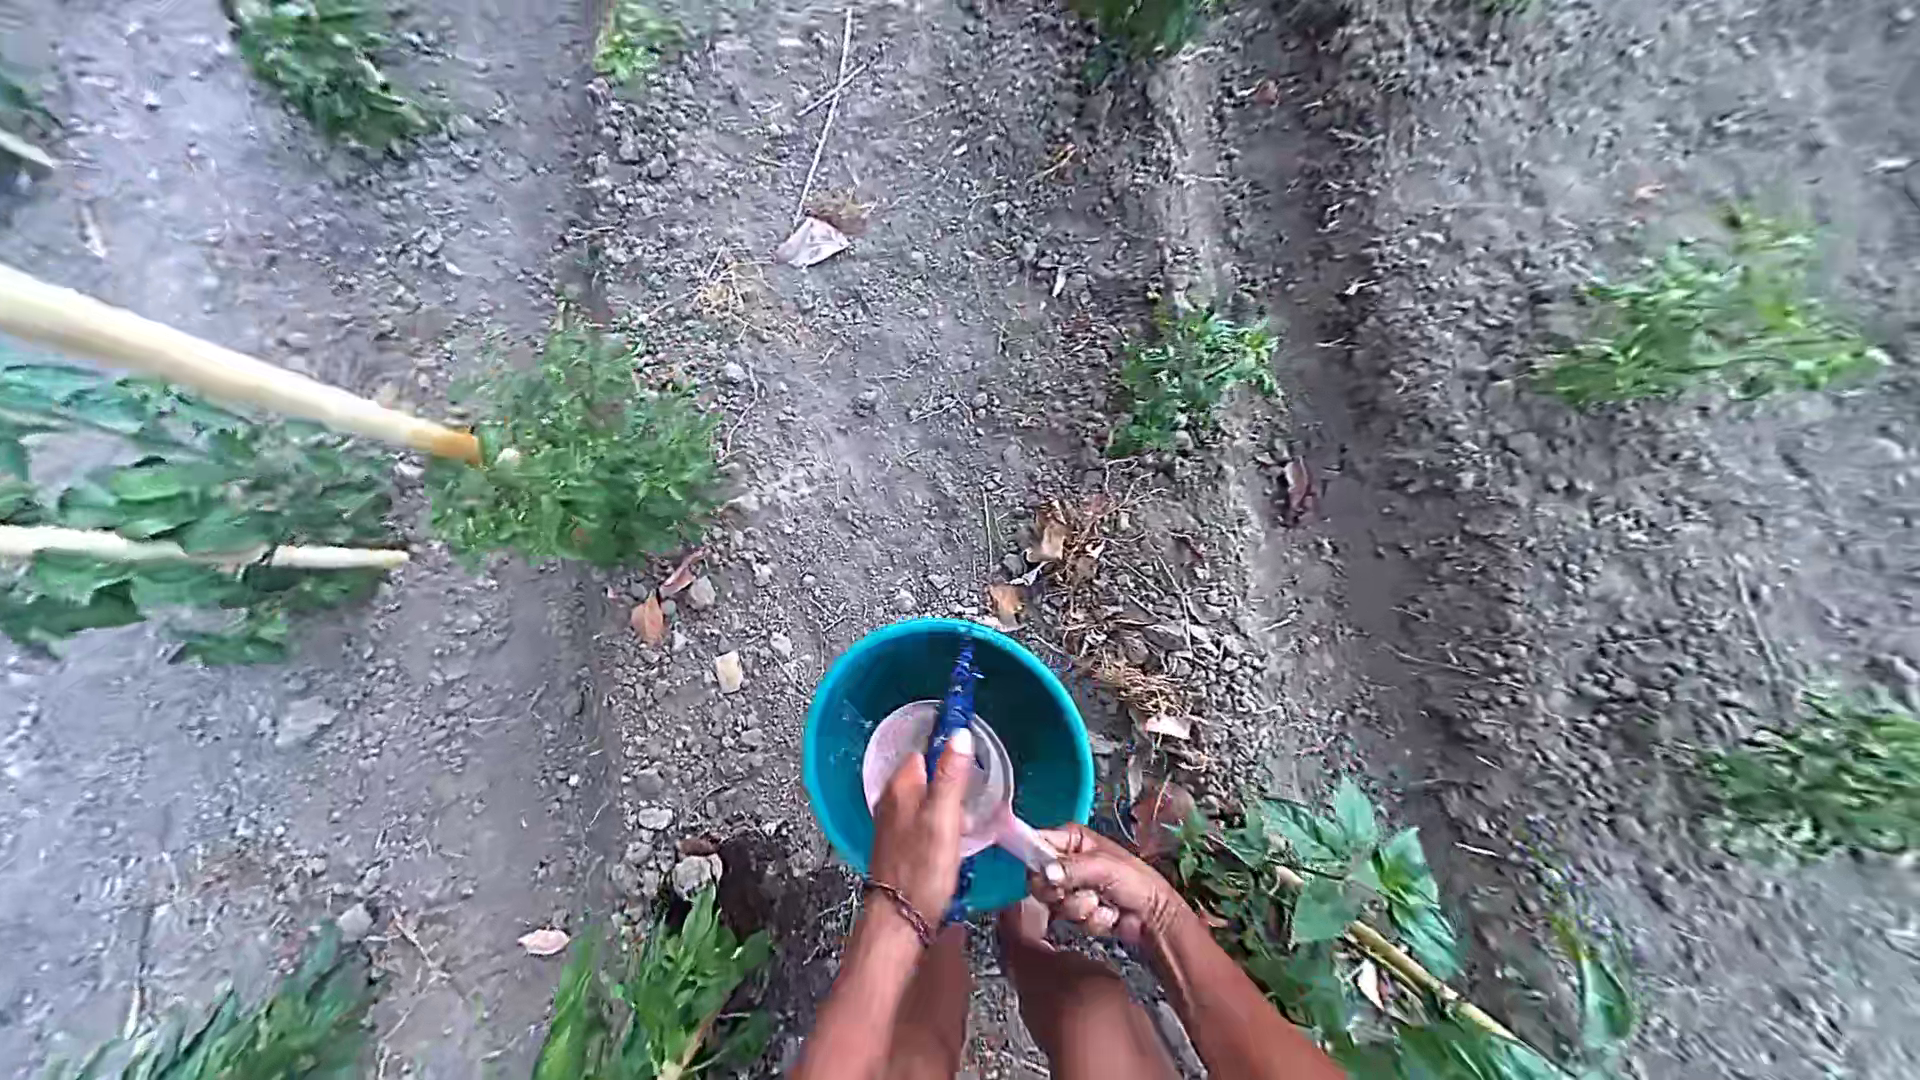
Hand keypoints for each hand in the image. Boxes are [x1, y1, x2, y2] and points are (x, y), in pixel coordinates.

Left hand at [868, 728, 974, 922]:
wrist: (899, 922)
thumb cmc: (922, 870)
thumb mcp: (944, 816)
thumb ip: (951, 774)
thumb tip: (960, 735)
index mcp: (900, 786)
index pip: (925, 751)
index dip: (948, 755)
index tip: (970, 765)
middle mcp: (891, 800)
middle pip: (926, 775)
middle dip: (950, 784)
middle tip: (970, 802)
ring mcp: (892, 822)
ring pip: (925, 799)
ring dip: (946, 807)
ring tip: (964, 825)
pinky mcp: (897, 843)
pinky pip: (922, 820)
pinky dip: (938, 825)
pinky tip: (951, 842)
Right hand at [1028, 823, 1188, 946]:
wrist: (1155, 917)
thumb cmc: (1134, 881)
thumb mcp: (1103, 867)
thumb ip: (1072, 868)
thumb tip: (1046, 873)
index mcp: (1071, 839)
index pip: (1037, 843)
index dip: (1037, 861)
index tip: (1048, 878)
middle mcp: (1066, 859)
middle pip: (1039, 877)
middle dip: (1061, 892)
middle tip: (1079, 894)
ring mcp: (1070, 886)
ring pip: (1054, 901)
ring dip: (1079, 908)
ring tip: (1101, 903)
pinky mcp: (1075, 909)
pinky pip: (1068, 918)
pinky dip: (1089, 920)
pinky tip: (1108, 915)